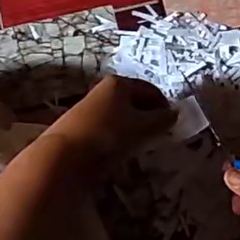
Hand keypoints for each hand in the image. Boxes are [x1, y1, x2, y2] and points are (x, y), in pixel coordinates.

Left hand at [46, 76, 173, 161]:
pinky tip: (119, 152)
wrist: (63, 156)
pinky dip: (118, 137)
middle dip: (148, 118)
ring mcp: (89, 108)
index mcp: (119, 83)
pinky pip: (107, 129)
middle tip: (159, 136)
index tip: (173, 125)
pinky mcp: (80, 127)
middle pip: (134, 102)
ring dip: (133, 129)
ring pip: (120, 116)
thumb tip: (175, 113)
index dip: (164, 106)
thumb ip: (162, 119)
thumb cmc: (108, 135)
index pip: (150, 90)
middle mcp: (102, 90)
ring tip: (140, 147)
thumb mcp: (142, 127)